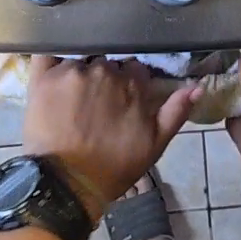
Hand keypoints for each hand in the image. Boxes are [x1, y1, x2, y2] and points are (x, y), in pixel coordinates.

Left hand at [22, 57, 198, 220]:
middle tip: (96, 99)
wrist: (66, 186)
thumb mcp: (154, 145)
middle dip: (104, 76)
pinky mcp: (43, 77)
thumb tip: (197, 87)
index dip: (129, 82)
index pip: (134, 69)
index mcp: (132, 84)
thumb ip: (176, 112)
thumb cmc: (113, 168)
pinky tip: (53, 67)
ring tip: (73, 93)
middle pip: (107, 62)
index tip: (122, 97)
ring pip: (81, 59)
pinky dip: (52, 55)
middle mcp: (104, 70)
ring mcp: (72, 71)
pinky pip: (48, 53)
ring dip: (80, 71)